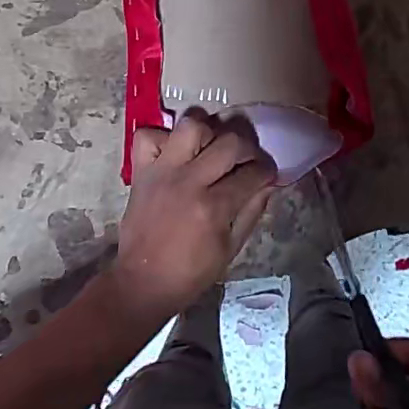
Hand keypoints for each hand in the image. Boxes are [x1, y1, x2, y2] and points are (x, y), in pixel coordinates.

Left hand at [115, 110, 276, 316]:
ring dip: (208, 133)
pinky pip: (148, 136)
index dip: (267, 171)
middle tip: (247, 161)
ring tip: (211, 149)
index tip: (268, 174)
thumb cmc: (192, 272)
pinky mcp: (141, 172)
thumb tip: (268, 183)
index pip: (252, 173)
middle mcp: (188, 182)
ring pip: (191, 126)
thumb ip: (252, 210)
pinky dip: (164, 138)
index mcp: (214, 207)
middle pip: (229, 142)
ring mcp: (162, 173)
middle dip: (248, 149)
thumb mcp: (232, 247)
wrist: (143, 282)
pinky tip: (177, 154)